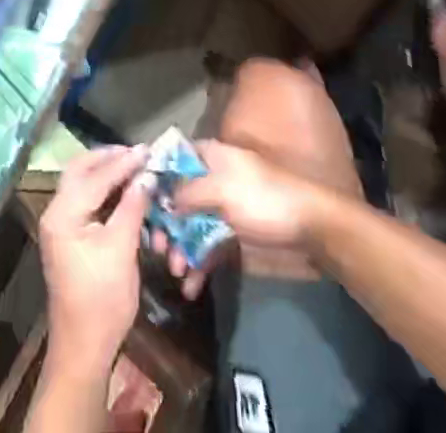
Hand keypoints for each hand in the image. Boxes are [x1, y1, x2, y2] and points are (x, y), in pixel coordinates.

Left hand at [39, 146, 152, 369]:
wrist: (84, 347)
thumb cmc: (103, 298)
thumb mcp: (122, 248)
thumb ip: (133, 206)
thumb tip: (147, 175)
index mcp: (63, 215)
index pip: (96, 176)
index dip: (124, 162)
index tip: (149, 149)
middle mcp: (56, 214)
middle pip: (81, 172)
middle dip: (109, 159)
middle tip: (138, 154)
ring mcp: (61, 226)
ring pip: (82, 184)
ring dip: (107, 173)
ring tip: (136, 167)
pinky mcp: (70, 237)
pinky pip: (87, 201)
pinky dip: (106, 191)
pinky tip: (127, 191)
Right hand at [154, 141, 330, 296]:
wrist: (310, 227)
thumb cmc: (263, 198)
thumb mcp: (221, 190)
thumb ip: (187, 192)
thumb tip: (162, 199)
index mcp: (211, 157)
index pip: (174, 159)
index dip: (154, 177)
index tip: (135, 200)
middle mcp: (213, 179)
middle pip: (177, 197)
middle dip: (165, 224)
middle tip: (156, 248)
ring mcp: (222, 207)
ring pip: (190, 226)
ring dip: (180, 249)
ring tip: (176, 271)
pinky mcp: (233, 233)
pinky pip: (208, 247)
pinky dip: (199, 265)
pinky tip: (191, 287)